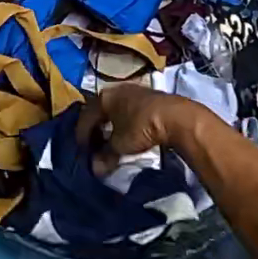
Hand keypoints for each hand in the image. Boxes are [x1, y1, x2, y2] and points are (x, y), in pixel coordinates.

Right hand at [78, 84, 206, 169]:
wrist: (175, 116)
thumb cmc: (140, 127)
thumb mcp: (120, 145)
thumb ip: (105, 155)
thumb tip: (95, 168)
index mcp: (104, 97)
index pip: (86, 116)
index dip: (82, 135)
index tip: (82, 150)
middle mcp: (116, 90)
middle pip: (100, 110)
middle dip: (95, 128)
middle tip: (94, 145)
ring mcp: (134, 90)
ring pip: (115, 109)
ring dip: (110, 124)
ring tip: (111, 140)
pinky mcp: (149, 96)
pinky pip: (128, 109)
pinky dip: (124, 121)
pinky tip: (128, 132)